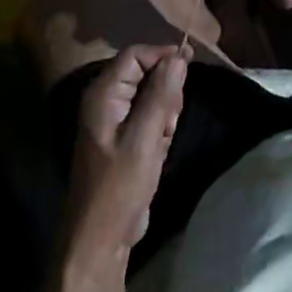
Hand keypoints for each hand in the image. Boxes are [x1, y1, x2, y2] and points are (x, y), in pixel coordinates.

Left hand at [51, 45, 188, 291]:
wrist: (100, 238)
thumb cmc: (120, 185)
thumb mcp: (145, 138)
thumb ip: (161, 95)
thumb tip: (178, 56)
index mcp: (103, 93)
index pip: (135, 55)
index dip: (162, 54)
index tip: (191, 61)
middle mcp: (105, 100)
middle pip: (144, 74)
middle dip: (164, 93)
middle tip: (169, 122)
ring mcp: (113, 120)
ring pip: (150, 97)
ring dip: (163, 115)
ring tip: (161, 142)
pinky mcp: (122, 139)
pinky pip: (148, 119)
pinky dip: (158, 130)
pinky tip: (158, 153)